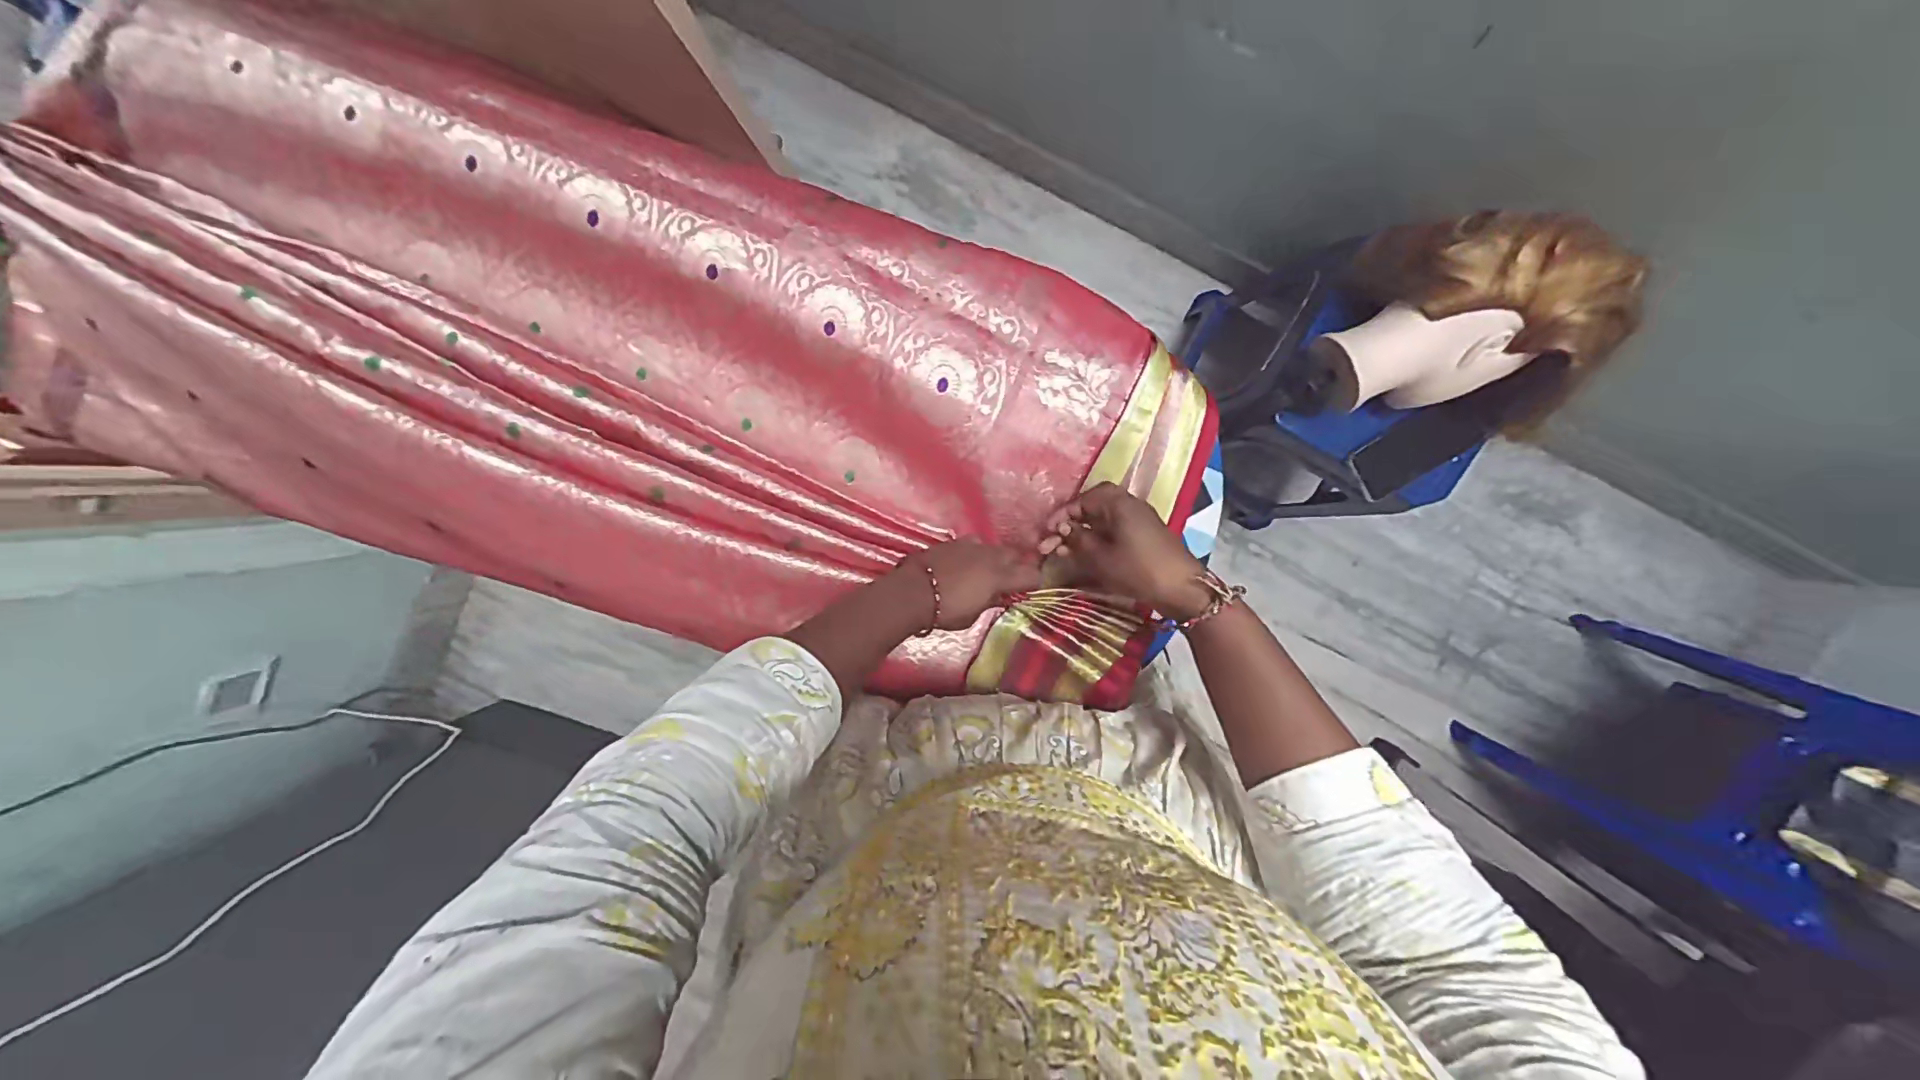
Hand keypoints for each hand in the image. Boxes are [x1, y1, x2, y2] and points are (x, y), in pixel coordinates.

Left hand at [903, 538, 1041, 630]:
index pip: (1031, 574)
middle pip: (1014, 555)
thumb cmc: (945, 611)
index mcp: (999, 576)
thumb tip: (998, 596)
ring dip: (995, 557)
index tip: (1030, 589)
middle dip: (1016, 566)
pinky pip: (973, 545)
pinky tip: (967, 563)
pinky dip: (975, 553)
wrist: (912, 591)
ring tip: (988, 569)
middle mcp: (990, 556)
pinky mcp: (952, 542)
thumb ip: (989, 602)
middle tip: (1011, 579)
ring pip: (993, 547)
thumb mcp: (972, 615)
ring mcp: (970, 545)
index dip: (1034, 581)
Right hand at [1038, 482, 1208, 617]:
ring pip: (1104, 519)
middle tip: (1054, 539)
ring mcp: (1139, 521)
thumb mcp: (1101, 557)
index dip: (1063, 514)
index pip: (1084, 499)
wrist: (1181, 589)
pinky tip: (1087, 554)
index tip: (1047, 531)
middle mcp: (1130, 506)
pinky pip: (1115, 530)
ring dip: (1083, 532)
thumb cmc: (1138, 569)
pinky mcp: (1144, 536)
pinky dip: (1098, 539)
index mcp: (1119, 503)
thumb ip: (1078, 539)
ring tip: (1065, 550)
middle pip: (1094, 506)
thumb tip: (1063, 529)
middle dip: (1071, 522)